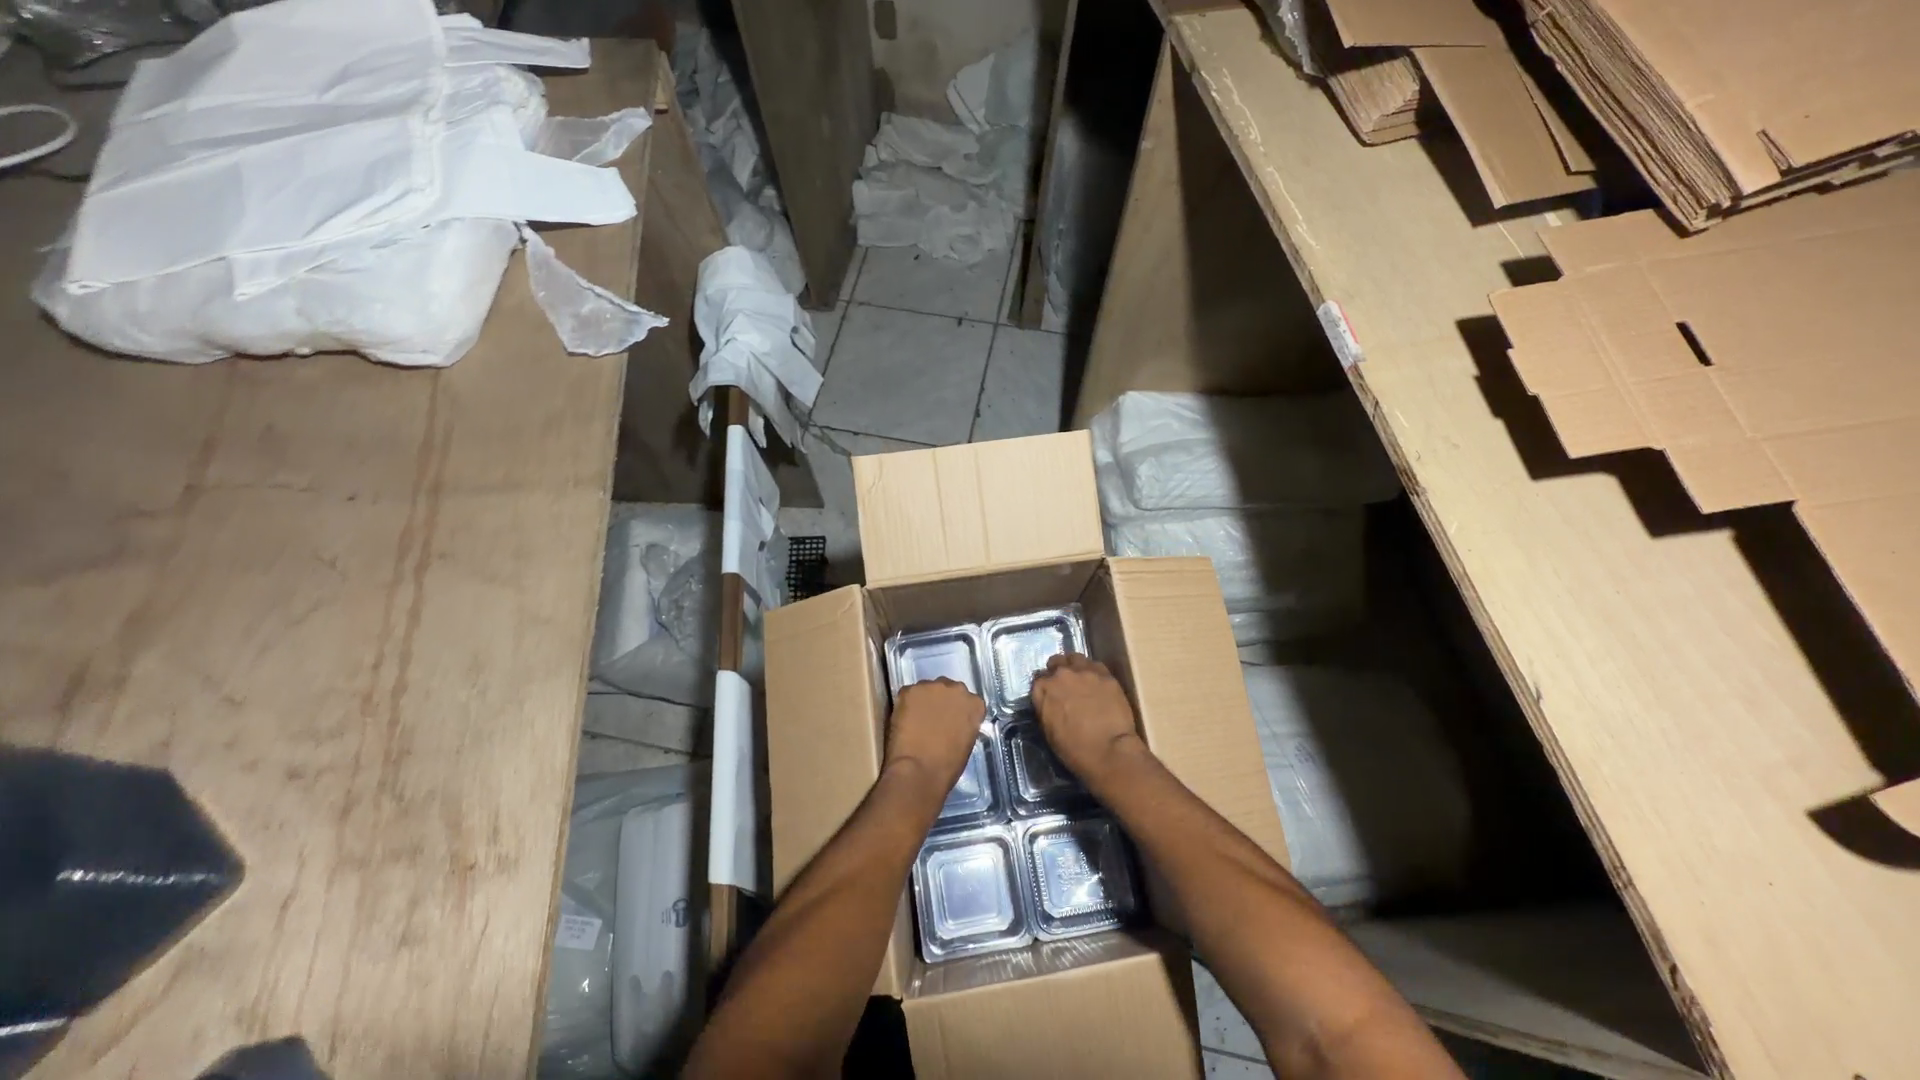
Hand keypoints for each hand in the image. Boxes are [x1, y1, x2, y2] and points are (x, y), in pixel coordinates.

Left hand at [884, 677, 984, 792]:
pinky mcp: (909, 690)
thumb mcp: (966, 743)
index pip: (968, 701)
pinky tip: (903, 721)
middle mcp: (956, 689)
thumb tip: (953, 723)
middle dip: (941, 701)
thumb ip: (963, 725)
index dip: (956, 710)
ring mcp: (931, 687)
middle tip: (932, 719)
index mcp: (975, 704)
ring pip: (926, 690)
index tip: (950, 720)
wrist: (919, 770)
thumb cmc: (947, 766)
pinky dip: (905, 705)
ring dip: (923, 702)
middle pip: (947, 689)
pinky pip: (907, 694)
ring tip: (915, 720)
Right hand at [1030, 654, 1142, 781]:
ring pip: (1075, 658)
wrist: (1109, 751)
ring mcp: (1084, 671)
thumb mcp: (1048, 731)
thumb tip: (1050, 702)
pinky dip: (1094, 672)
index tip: (1051, 695)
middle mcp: (1061, 674)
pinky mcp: (1106, 675)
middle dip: (1058, 672)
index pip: (1038, 679)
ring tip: (1082, 679)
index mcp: (1043, 689)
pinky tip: (1098, 683)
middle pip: (1056, 663)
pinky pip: (1096, 665)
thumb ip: (1046, 708)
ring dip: (1075, 667)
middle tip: (1066, 686)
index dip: (1045, 687)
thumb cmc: (1075, 749)